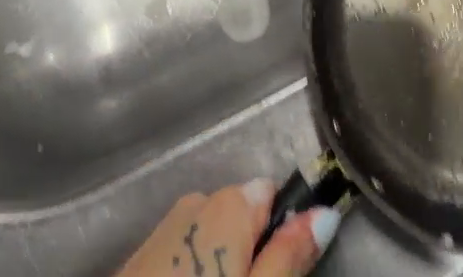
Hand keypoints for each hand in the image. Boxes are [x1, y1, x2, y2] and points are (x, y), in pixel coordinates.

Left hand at [115, 179, 340, 276]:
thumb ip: (291, 252)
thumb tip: (325, 212)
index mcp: (230, 203)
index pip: (272, 194)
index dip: (281, 230)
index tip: (281, 268)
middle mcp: (195, 202)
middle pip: (239, 215)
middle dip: (248, 249)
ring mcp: (162, 230)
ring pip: (208, 237)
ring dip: (217, 265)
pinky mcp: (137, 259)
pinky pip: (180, 254)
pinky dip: (190, 273)